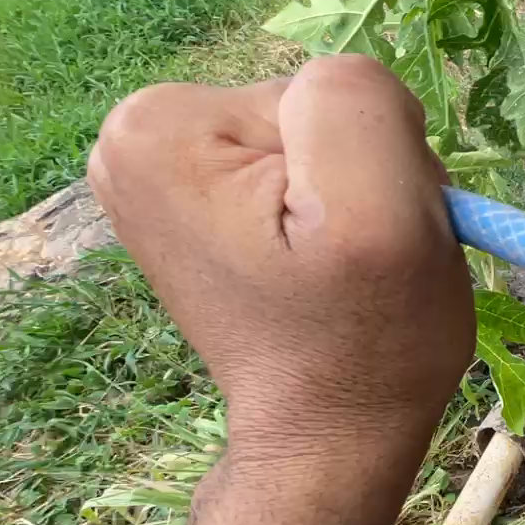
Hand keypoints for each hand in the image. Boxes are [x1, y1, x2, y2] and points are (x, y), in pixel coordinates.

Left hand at [88, 55, 473, 524]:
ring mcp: (168, 178)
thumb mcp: (383, 216)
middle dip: (370, 180)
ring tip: (355, 271)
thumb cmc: (370, 340)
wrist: (333, 434)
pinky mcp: (204, 212)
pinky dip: (339, 221)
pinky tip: (333, 272)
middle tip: (374, 257)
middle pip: (318, 118)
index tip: (379, 236)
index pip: (330, 95)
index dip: (384, 164)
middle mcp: (140, 138)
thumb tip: (367, 90)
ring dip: (361, 203)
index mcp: (163, 128)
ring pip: (322, 150)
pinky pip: (303, 181)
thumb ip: (363, 109)